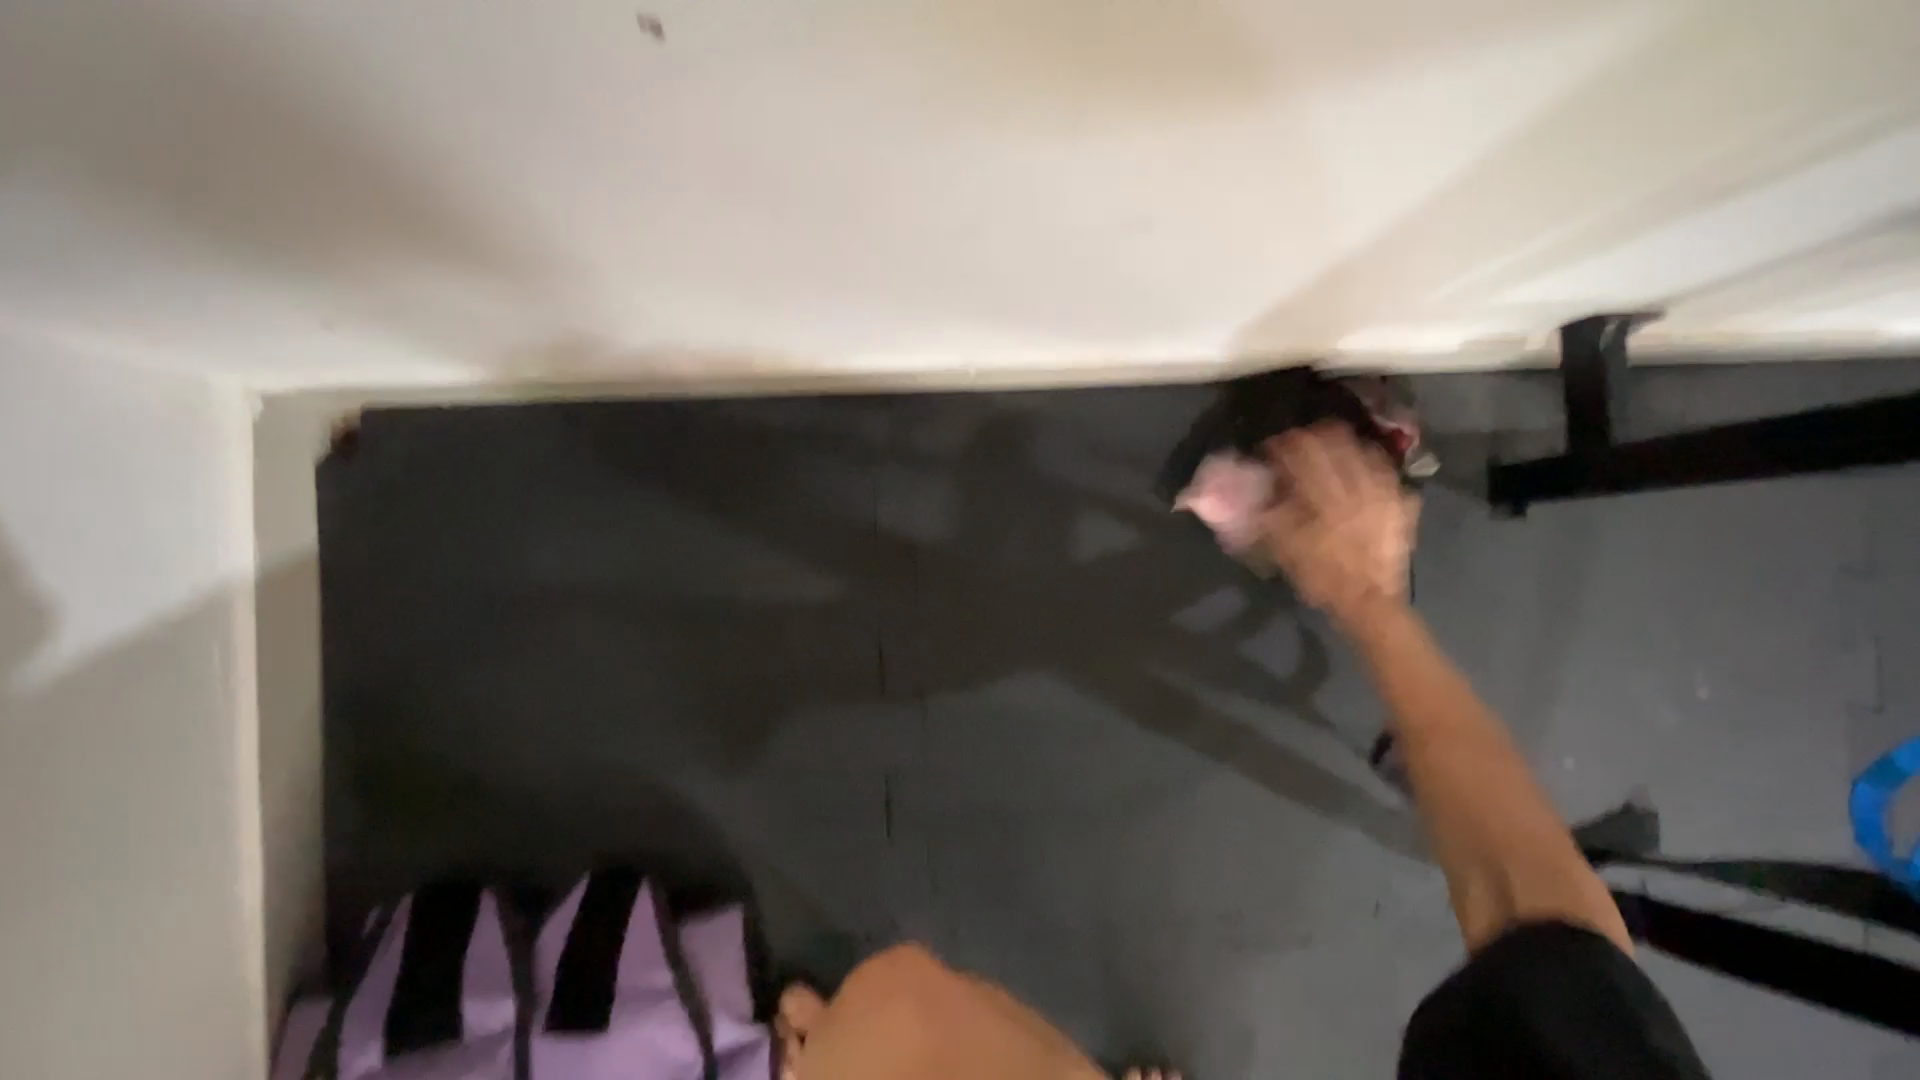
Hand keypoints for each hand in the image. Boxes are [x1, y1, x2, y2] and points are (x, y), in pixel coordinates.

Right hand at [1260, 422, 1418, 629]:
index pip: (1300, 449)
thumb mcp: (1283, 547)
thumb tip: (1251, 489)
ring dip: (1343, 446)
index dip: (1282, 444)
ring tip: (1330, 456)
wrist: (1369, 602)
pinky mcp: (1401, 502)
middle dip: (1312, 437)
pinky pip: (1386, 471)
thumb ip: (1268, 513)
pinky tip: (1361, 475)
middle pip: (1334, 438)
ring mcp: (1383, 490)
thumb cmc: (1320, 577)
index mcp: (1323, 494)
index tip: (1270, 451)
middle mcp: (1355, 484)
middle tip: (1299, 447)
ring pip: (1363, 448)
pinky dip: (1370, 466)